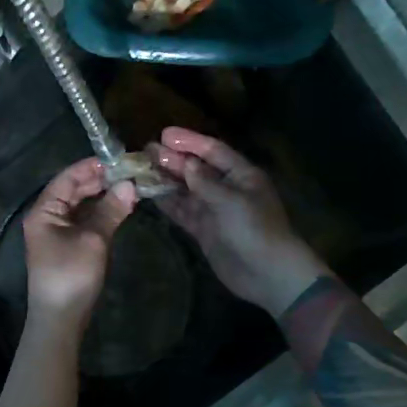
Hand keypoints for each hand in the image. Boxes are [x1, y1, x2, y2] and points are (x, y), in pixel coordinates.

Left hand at [22, 158, 136, 333]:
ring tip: (130, 188)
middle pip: (72, 191)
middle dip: (99, 181)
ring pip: (79, 207)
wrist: (59, 317)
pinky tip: (119, 209)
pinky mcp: (64, 248)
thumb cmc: (71, 275)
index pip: (66, 178)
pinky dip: (99, 214)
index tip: (120, 159)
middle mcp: (45, 218)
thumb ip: (110, 210)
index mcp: (43, 211)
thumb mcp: (93, 239)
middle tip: (131, 172)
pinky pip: (82, 222)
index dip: (91, 167)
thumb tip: (129, 185)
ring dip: (102, 197)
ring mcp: (54, 234)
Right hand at [147, 128, 329, 314]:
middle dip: (173, 159)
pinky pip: (181, 210)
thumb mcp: (230, 201)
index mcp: (241, 175)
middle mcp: (226, 189)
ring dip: (165, 180)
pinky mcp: (202, 229)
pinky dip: (166, 202)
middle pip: (196, 169)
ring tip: (141, 169)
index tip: (164, 134)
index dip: (190, 142)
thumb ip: (205, 182)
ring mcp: (212, 209)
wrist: (265, 272)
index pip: (213, 151)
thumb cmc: (254, 229)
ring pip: (185, 189)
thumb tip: (184, 163)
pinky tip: (148, 194)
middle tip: (146, 151)